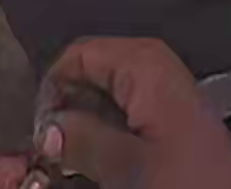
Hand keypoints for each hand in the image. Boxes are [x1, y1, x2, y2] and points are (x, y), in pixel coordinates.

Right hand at [33, 37, 230, 188]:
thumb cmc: (191, 181)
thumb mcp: (133, 168)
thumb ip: (85, 141)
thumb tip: (45, 128)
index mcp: (141, 61)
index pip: (79, 53)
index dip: (54, 86)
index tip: (39, 129)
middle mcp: (147, 62)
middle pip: (89, 69)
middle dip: (67, 105)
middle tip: (51, 149)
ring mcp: (157, 84)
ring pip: (102, 91)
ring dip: (83, 122)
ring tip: (70, 158)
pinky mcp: (163, 107)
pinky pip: (119, 107)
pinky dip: (102, 128)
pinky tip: (95, 158)